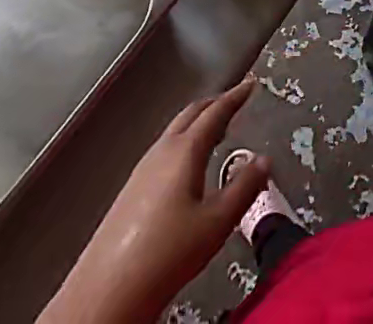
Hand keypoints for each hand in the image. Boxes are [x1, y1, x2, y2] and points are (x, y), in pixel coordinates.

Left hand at [41, 78, 268, 323]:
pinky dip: (186, 141)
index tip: (251, 84)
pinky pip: (166, 148)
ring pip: (176, 131)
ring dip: (199, 122)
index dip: (235, 96)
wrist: (109, 287)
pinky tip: (191, 164)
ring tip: (219, 129)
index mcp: (184, 151)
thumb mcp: (217, 222)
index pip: (215, 112)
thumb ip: (244, 187)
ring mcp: (143, 168)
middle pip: (191, 113)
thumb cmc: (169, 251)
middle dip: (215, 103)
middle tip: (237, 99)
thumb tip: (264, 160)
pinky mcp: (133, 187)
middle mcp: (162, 151)